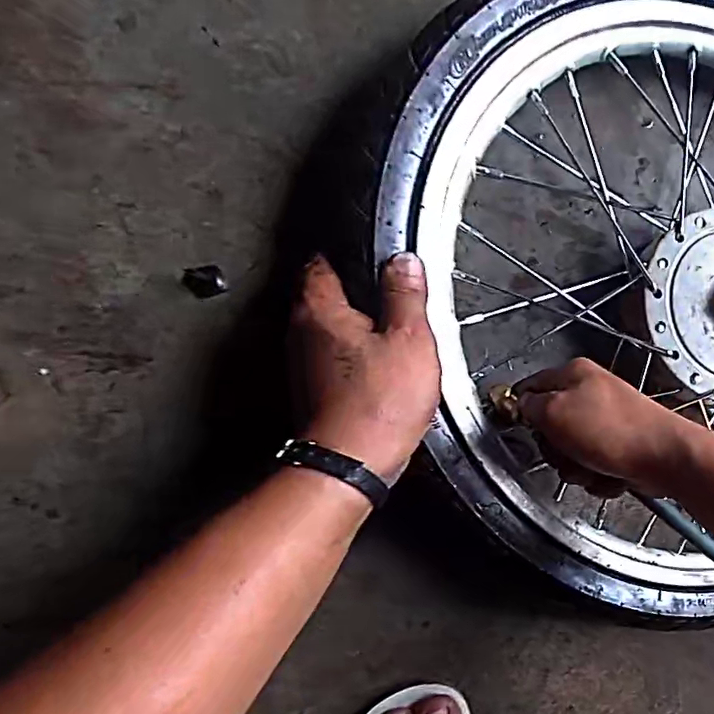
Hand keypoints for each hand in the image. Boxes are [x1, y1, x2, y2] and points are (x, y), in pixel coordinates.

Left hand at [294, 253, 440, 480]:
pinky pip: (335, 358)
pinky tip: (381, 366)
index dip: (348, 255)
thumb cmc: (379, 404)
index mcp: (320, 311)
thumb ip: (406, 296)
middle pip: (323, 295)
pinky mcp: (316, 389)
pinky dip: (355, 355)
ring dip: (355, 326)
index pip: (322, 263)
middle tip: (387, 293)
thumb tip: (405, 263)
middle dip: (354, 291)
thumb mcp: (411, 339)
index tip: (371, 255)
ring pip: (328, 328)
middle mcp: (302, 333)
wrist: (355, 459)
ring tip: (389, 331)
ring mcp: (304, 364)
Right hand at [514, 358, 704, 496]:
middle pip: (550, 429)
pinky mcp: (620, 449)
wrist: (664, 458)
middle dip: (557, 451)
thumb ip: (530, 406)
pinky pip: (593, 469)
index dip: (521, 411)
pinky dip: (599, 477)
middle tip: (568, 450)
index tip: (520, 428)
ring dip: (579, 469)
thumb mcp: (555, 412)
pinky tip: (611, 472)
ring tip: (595, 464)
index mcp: (575, 374)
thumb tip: (522, 406)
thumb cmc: (617, 431)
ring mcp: (608, 424)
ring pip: (571, 456)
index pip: (530, 388)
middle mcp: (593, 395)